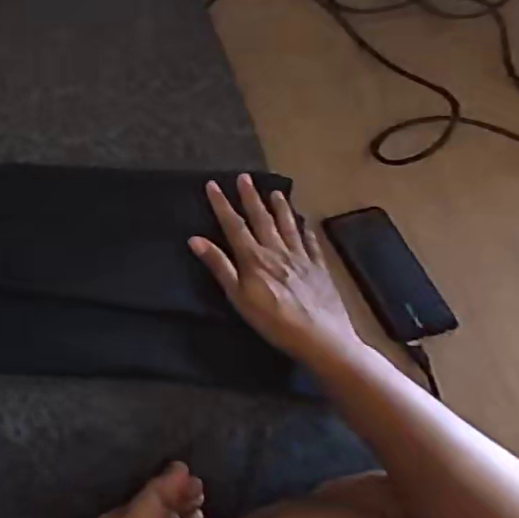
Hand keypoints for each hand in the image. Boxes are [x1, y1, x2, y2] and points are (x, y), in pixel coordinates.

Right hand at [190, 175, 365, 365]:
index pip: (233, 225)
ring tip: (274, 192)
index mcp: (254, 258)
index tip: (213, 185)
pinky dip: (304, 228)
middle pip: (261, 219)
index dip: (222, 204)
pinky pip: (310, 242)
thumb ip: (219, 266)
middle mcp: (277, 251)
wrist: (323, 339)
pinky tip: (303, 221)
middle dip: (250, 197)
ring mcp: (301, 258)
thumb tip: (195, 239)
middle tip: (244, 178)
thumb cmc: (273, 320)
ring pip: (287, 225)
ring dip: (279, 207)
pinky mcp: (320, 268)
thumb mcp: (237, 296)